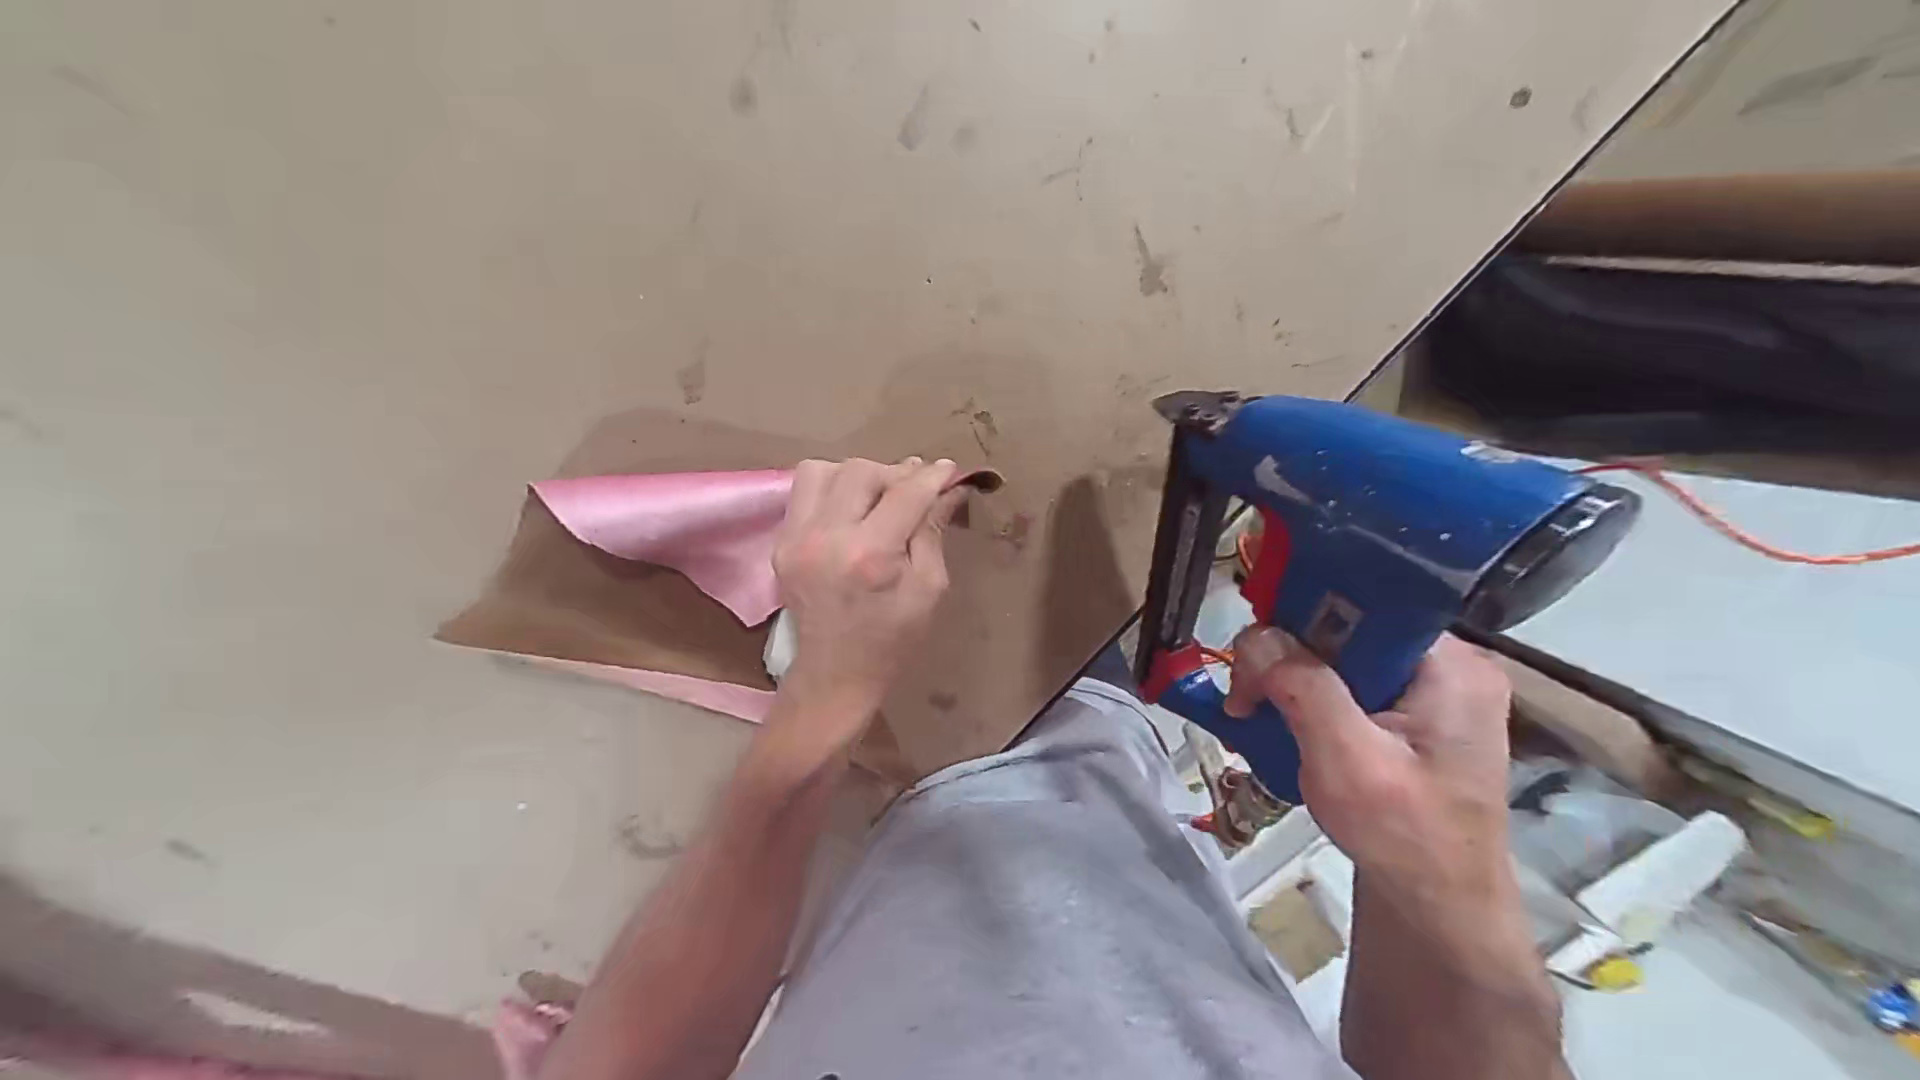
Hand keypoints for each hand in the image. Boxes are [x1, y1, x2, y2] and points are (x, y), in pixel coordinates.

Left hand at [771, 457, 964, 748]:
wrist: (835, 674)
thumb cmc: (892, 639)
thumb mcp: (929, 588)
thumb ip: (933, 531)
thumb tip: (948, 488)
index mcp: (869, 556)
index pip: (905, 494)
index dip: (932, 476)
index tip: (949, 469)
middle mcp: (825, 539)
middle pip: (861, 472)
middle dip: (895, 474)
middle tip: (914, 490)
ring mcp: (794, 539)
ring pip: (824, 470)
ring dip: (858, 476)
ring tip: (877, 497)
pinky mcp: (780, 543)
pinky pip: (804, 491)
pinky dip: (832, 490)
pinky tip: (851, 511)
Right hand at [1225, 630, 1513, 913]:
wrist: (1434, 905)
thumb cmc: (1404, 836)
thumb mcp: (1350, 762)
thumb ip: (1304, 689)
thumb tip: (1255, 635)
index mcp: (1450, 665)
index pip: (1364, 604)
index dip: (1299, 616)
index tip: (1254, 652)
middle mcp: (1444, 663)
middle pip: (1343, 626)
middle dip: (1283, 655)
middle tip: (1244, 695)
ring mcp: (1426, 687)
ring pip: (1334, 652)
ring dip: (1285, 677)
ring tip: (1251, 710)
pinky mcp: (1406, 710)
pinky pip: (1340, 679)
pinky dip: (1300, 694)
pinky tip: (1276, 717)